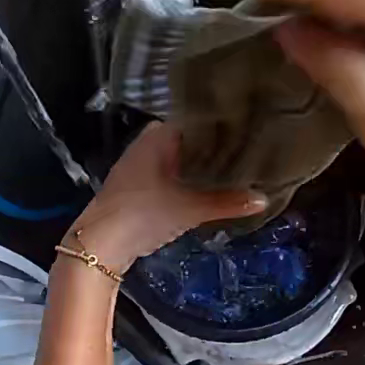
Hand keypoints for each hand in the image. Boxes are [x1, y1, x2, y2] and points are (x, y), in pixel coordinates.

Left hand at [69, 122, 266, 271]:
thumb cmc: (143, 215)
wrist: (99, 245)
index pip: (199, 118)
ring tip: (239, 166)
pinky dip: (188, 177)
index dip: (226, 124)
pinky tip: (208, 186)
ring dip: (202, 164)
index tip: (255, 128)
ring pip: (180, 156)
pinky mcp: (138, 185)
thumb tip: (265, 198)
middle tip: (254, 149)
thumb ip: (227, 202)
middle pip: (191, 138)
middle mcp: (147, 142)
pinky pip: (171, 172)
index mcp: (158, 135)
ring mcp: (140, 164)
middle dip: (218, 146)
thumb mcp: (189, 209)